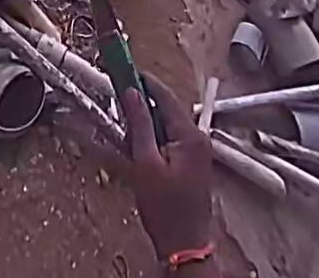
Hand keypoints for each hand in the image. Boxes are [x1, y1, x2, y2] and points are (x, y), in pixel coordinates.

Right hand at [118, 76, 214, 263]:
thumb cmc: (165, 209)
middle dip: (142, 106)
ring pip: (166, 123)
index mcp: (190, 135)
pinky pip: (171, 138)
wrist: (185, 248)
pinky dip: (154, 138)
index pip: (165, 95)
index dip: (144, 81)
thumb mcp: (145, 164)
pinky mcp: (193, 161)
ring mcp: (197, 150)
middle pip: (165, 108)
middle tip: (120, 106)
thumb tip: (131, 93)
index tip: (124, 70)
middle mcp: (197, 137)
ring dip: (146, 124)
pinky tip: (140, 151)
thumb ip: (139, 124)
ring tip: (128, 135)